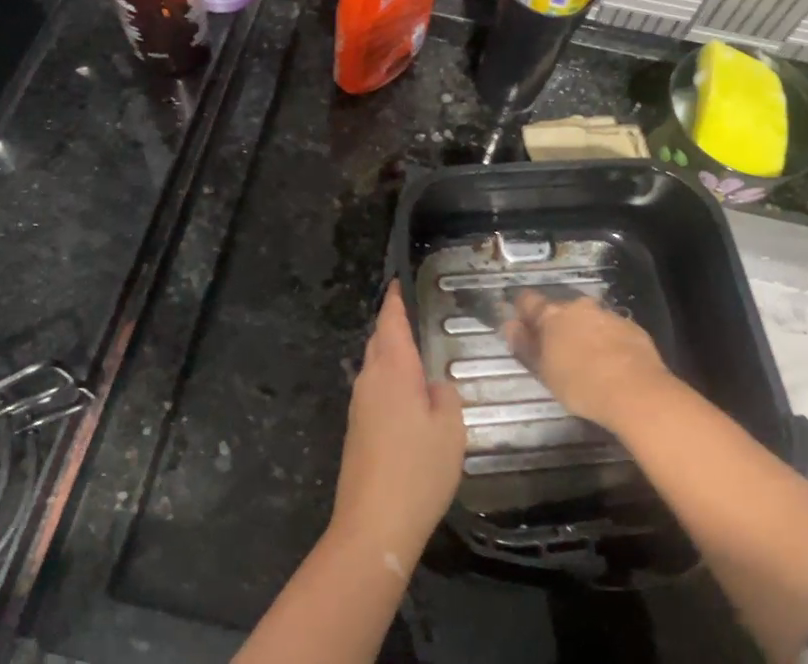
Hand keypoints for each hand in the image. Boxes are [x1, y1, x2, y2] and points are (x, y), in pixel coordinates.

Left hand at [332, 281, 466, 560]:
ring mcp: (358, 407)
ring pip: (375, 368)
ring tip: (418, 355)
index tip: (400, 282)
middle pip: (379, 342)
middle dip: (393, 327)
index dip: (396, 300)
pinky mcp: (356, 431)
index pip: (391, 322)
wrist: (374, 525)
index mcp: (393, 370)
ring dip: (392, 357)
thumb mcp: (450, 428)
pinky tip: (407, 397)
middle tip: (415, 317)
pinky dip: (390, 382)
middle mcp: (369, 381)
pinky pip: (374, 392)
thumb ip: (445, 396)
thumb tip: (433, 386)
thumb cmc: (418, 470)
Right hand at [503, 291, 674, 430]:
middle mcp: (579, 307)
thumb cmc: (580, 385)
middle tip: (556, 351)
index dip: (523, 313)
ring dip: (583, 332)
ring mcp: (608, 314)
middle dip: (556, 325)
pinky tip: (610, 362)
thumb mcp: (544, 371)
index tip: (523, 329)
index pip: (527, 300)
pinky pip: (611, 329)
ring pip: (588, 318)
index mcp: (552, 315)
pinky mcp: (632, 327)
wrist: (636, 392)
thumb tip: (510, 326)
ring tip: (586, 359)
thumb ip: (525, 346)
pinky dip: (606, 340)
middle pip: (560, 309)